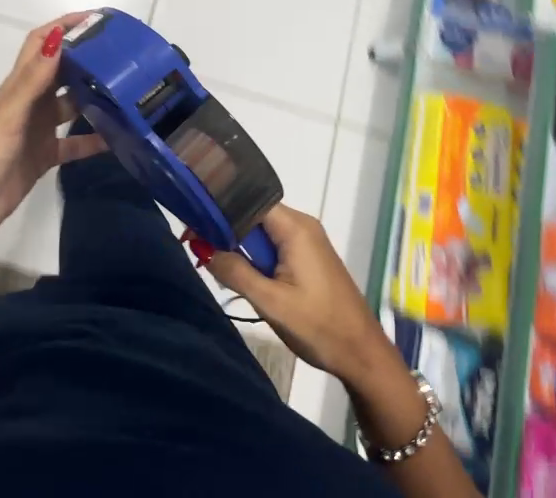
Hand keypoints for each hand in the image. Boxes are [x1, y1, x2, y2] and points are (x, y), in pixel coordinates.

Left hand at [0, 13, 107, 239]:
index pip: (41, 43)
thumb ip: (34, 79)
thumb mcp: (10, 114)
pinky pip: (74, 144)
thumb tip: (58, 37)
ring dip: (94, 97)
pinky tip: (117, 139)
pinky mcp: (45, 155)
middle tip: (122, 55)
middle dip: (87, 58)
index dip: (64, 26)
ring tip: (126, 91)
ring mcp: (38, 128)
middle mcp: (30, 102)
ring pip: (71, 105)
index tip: (96, 20)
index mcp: (19, 86)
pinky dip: (93, 140)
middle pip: (61, 71)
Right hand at [205, 205, 402, 388]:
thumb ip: (236, 272)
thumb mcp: (271, 302)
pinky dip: (254, 256)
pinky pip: (273, 245)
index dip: (219, 209)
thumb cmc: (319, 327)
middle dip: (224, 228)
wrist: (362, 355)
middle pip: (253, 213)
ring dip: (237, 245)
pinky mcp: (307, 258)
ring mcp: (307, 241)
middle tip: (194, 246)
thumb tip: (204, 249)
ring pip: (261, 231)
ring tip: (210, 259)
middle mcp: (302, 225)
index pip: (249, 200)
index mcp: (295, 228)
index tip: (192, 226)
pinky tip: (237, 272)